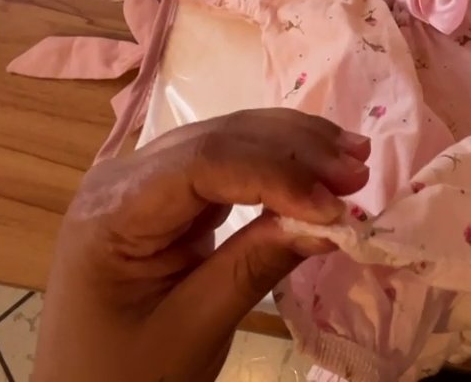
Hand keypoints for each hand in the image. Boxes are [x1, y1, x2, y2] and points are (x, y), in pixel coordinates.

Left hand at [35, 109, 370, 381]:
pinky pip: (230, 160)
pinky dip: (278, 162)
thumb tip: (330, 220)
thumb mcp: (191, 333)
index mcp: (111, 208)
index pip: (204, 162)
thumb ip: (255, 265)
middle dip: (295, 150)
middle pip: (221, 138)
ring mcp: (147, 178)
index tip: (334, 203)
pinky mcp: (169, 192)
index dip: (276, 173)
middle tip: (358, 169)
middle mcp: (125, 175)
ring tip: (353, 157)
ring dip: (295, 146)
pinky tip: (316, 165)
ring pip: (231, 137)